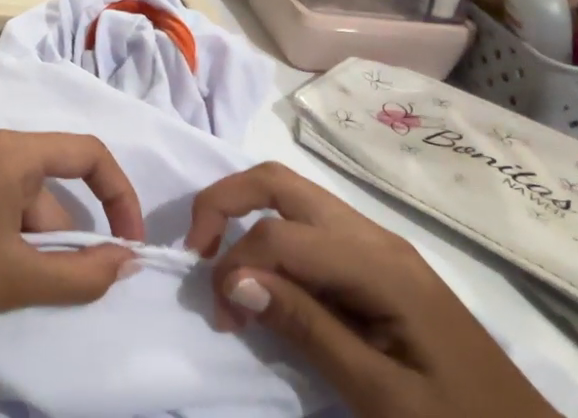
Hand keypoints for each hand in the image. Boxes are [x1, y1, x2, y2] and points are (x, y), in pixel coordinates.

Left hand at [0, 132, 144, 337]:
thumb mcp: (19, 278)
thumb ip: (83, 273)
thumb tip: (127, 259)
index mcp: (12, 152)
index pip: (89, 154)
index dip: (120, 197)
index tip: (128, 247)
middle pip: (54, 185)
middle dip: (65, 237)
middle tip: (50, 285)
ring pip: (25, 204)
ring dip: (35, 246)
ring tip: (8, 287)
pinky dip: (10, 241)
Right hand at [188, 163, 555, 417]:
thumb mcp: (380, 393)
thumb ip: (305, 328)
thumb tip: (232, 277)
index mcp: (378, 265)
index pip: (278, 235)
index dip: (234, 266)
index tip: (223, 320)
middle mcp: (374, 238)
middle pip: (278, 183)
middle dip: (223, 203)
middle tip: (197, 253)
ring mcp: (379, 247)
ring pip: (291, 197)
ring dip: (245, 220)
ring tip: (228, 277)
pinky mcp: (378, 265)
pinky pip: (310, 229)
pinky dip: (271, 240)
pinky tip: (269, 285)